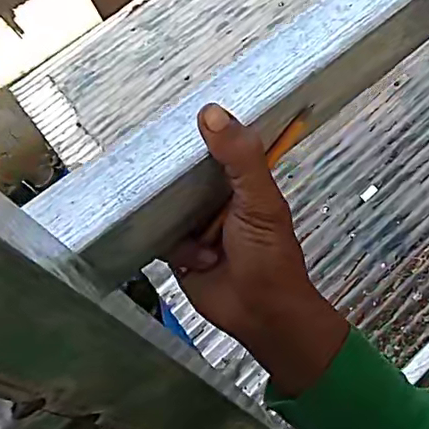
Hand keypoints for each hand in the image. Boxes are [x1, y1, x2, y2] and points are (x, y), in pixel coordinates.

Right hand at [167, 104, 348, 396]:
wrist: (260, 316)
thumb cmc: (269, 257)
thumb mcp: (259, 202)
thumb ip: (240, 158)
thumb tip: (212, 112)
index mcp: (241, 182)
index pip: (217, 147)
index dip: (200, 134)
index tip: (175, 118)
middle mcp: (216, 199)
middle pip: (185, 174)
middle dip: (174, 176)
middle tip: (158, 167)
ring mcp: (196, 225)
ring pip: (168, 204)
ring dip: (177, 219)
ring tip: (201, 235)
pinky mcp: (178, 251)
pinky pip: (161, 235)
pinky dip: (174, 246)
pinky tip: (194, 259)